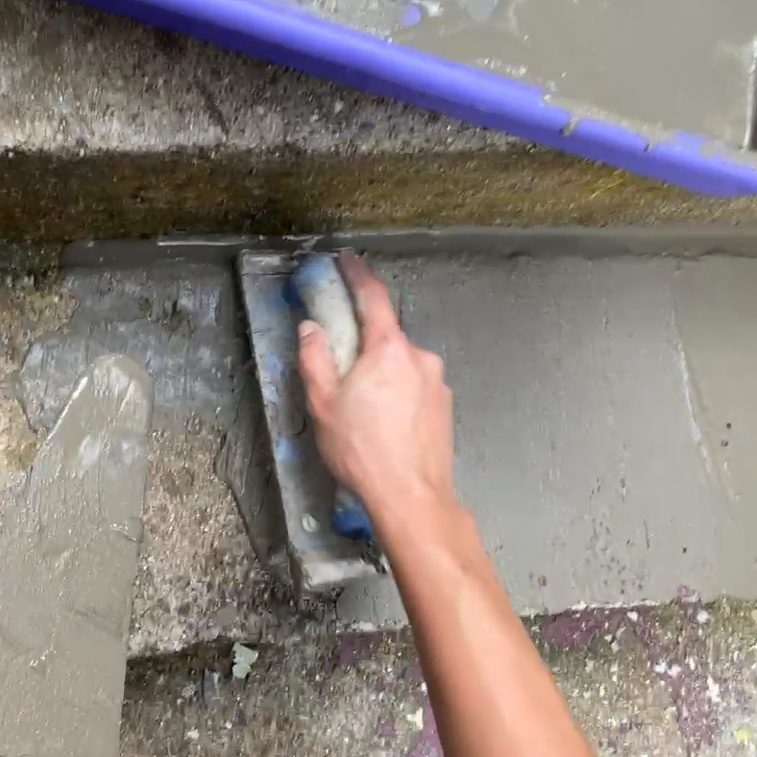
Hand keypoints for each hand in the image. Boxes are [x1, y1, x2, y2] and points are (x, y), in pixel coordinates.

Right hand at [296, 253, 459, 549]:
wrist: (412, 497)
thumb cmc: (362, 449)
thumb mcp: (323, 403)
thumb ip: (314, 358)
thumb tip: (311, 328)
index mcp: (388, 349)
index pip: (373, 297)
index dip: (357, 274)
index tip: (347, 260)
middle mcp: (419, 356)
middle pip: (386, 335)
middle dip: (364, 342)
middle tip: (342, 366)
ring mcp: (437, 381)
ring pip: (401, 363)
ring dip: (381, 372)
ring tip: (362, 407)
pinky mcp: (445, 405)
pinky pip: (415, 384)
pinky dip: (398, 392)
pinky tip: (384, 422)